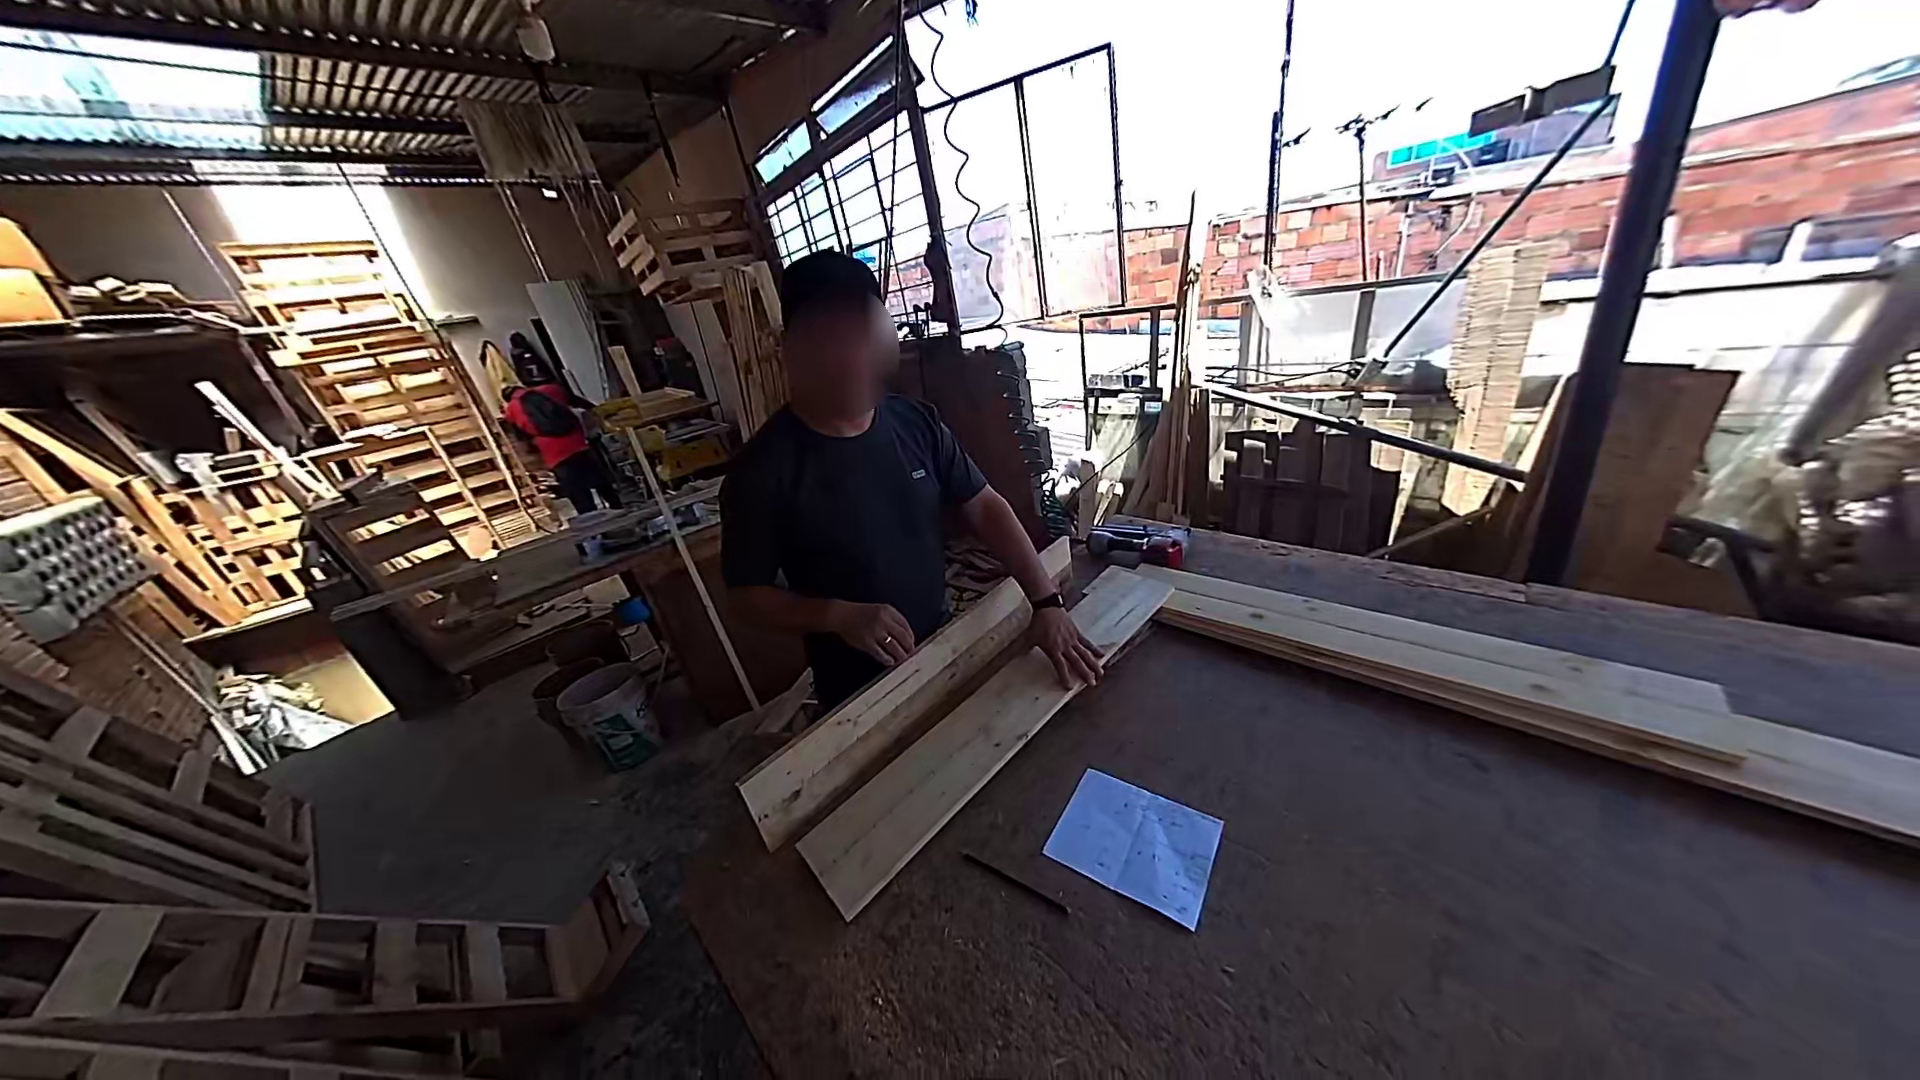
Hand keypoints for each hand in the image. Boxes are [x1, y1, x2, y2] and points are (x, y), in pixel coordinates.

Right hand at [828, 601, 915, 665]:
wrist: (841, 615)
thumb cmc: (859, 613)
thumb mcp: (878, 610)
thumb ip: (891, 619)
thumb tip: (903, 636)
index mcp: (888, 611)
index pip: (905, 625)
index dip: (911, 636)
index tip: (912, 642)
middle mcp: (884, 621)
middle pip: (903, 637)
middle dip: (909, 647)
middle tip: (910, 652)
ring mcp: (875, 632)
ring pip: (894, 647)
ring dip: (900, 655)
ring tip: (902, 659)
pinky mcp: (867, 643)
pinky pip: (881, 654)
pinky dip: (887, 659)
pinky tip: (890, 661)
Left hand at [1031, 605, 1102, 688]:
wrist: (1047, 607)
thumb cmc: (1038, 623)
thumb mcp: (1030, 637)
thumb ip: (1026, 649)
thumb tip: (1019, 657)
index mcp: (1053, 649)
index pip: (1060, 666)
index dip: (1065, 676)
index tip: (1070, 687)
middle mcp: (1064, 646)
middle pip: (1076, 662)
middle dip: (1085, 673)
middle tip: (1092, 684)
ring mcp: (1072, 639)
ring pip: (1085, 654)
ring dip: (1093, 664)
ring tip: (1100, 674)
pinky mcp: (1077, 633)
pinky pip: (1087, 643)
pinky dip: (1094, 649)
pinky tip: (1101, 655)